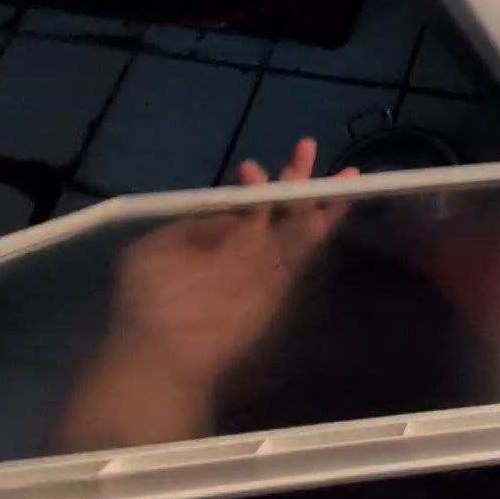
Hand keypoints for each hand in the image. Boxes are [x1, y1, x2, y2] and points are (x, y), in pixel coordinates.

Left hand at [61, 140, 356, 447]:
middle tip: (307, 146)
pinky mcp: (287, 280)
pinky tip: (341, 203)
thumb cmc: (151, 301)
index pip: (243, 201)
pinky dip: (327, 225)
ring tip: (348, 173)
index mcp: (213, 235)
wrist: (167, 352)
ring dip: (320, 196)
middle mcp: (245, 244)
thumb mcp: (152, 250)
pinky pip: (310, 247)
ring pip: (301, 221)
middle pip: (278, 204)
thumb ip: (192, 226)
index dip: (254, 183)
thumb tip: (231, 212)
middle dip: (294, 177)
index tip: (253, 168)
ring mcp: (269, 262)